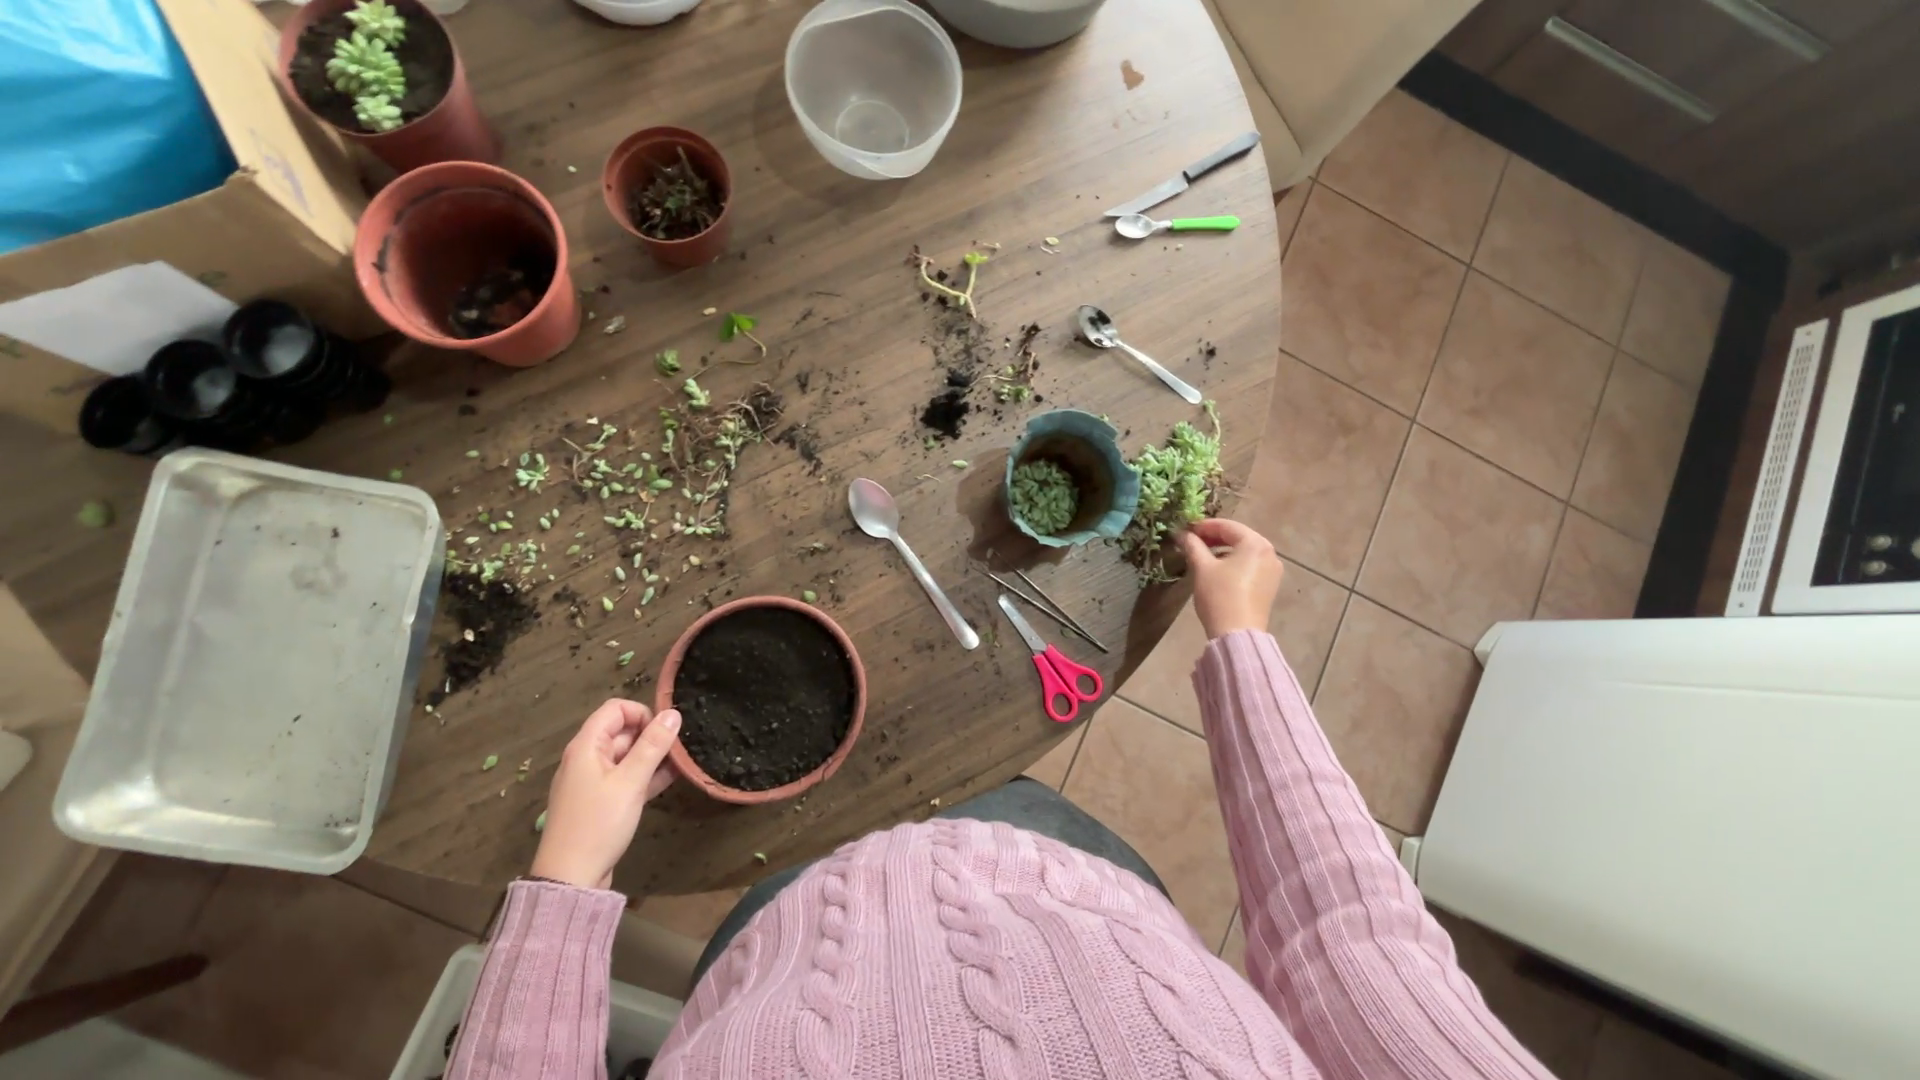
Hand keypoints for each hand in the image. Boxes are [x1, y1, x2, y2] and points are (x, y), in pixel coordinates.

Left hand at [529, 699, 679, 890]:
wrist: (570, 878)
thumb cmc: (599, 823)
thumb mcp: (630, 782)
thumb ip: (653, 746)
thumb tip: (673, 713)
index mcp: (586, 746)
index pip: (616, 709)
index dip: (642, 713)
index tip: (664, 732)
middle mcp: (587, 758)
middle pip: (623, 732)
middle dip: (652, 736)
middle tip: (679, 751)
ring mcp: (594, 781)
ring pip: (628, 756)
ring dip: (653, 757)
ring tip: (682, 765)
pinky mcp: (601, 801)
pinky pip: (627, 778)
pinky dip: (646, 776)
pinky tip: (671, 780)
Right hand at [1178, 519, 1283, 638]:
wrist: (1237, 633)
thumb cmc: (1219, 596)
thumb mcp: (1202, 568)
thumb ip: (1192, 546)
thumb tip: (1181, 533)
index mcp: (1255, 544)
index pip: (1227, 526)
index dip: (1203, 526)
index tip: (1185, 530)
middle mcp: (1269, 553)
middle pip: (1238, 537)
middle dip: (1214, 537)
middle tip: (1192, 541)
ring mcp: (1272, 570)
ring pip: (1244, 552)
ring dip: (1223, 550)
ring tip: (1201, 556)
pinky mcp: (1270, 585)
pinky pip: (1250, 565)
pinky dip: (1233, 563)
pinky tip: (1217, 570)